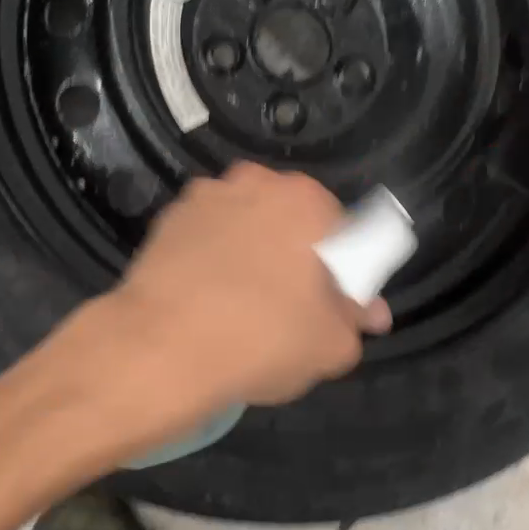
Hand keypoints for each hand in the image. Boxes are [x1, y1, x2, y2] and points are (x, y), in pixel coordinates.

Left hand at [65, 163, 389, 438]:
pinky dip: (214, 257)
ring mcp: (206, 196)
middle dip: (301, 257)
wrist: (160, 346)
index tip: (340, 307)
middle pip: (294, 222)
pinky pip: (207, 236)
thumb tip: (368, 313)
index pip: (348, 235)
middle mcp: (257, 183)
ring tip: (247, 305)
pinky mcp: (167, 219)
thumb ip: (356, 321)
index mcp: (307, 201)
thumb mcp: (330, 344)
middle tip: (296, 308)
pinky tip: (210, 297)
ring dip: (255, 252)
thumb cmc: (262, 337)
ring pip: (248, 224)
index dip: (350, 275)